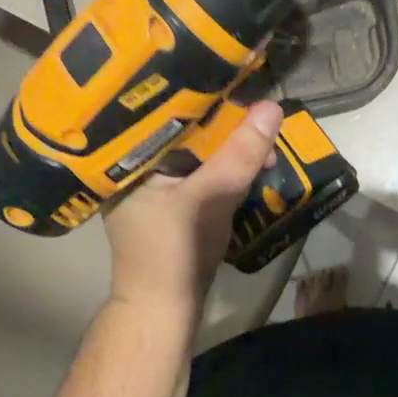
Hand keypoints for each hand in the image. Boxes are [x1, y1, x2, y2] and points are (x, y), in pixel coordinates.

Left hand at [102, 101, 283, 317]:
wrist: (162, 310)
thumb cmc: (175, 251)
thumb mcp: (211, 196)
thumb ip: (239, 154)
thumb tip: (272, 107)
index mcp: (125, 156)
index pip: (164, 110)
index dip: (204, 97)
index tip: (240, 85)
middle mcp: (130, 165)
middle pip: (182, 131)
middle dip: (223, 127)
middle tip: (260, 123)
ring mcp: (148, 187)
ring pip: (193, 153)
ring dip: (228, 149)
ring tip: (262, 146)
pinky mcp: (166, 205)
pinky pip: (196, 174)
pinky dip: (221, 169)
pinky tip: (248, 165)